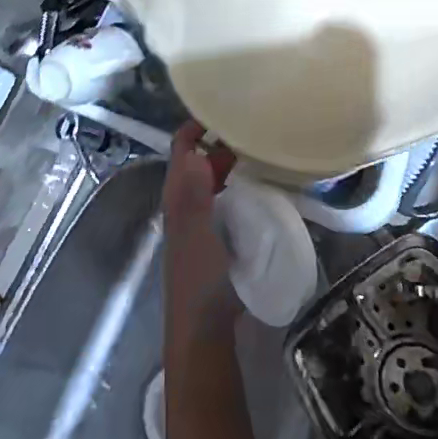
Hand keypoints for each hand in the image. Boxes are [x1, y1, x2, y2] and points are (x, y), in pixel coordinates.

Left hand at [164, 122, 240, 325]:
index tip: (223, 110)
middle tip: (250, 127)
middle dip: (217, 142)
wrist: (204, 328)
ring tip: (259, 150)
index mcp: (178, 201)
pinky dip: (238, 185)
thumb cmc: (200, 280)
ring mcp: (201, 222)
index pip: (181, 153)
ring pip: (211, 181)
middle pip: (196, 163)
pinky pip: (225, 199)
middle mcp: (185, 206)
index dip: (195, 129)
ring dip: (228, 163)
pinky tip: (260, 187)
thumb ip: (194, 196)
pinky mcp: (216, 237)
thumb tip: (197, 153)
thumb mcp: (198, 235)